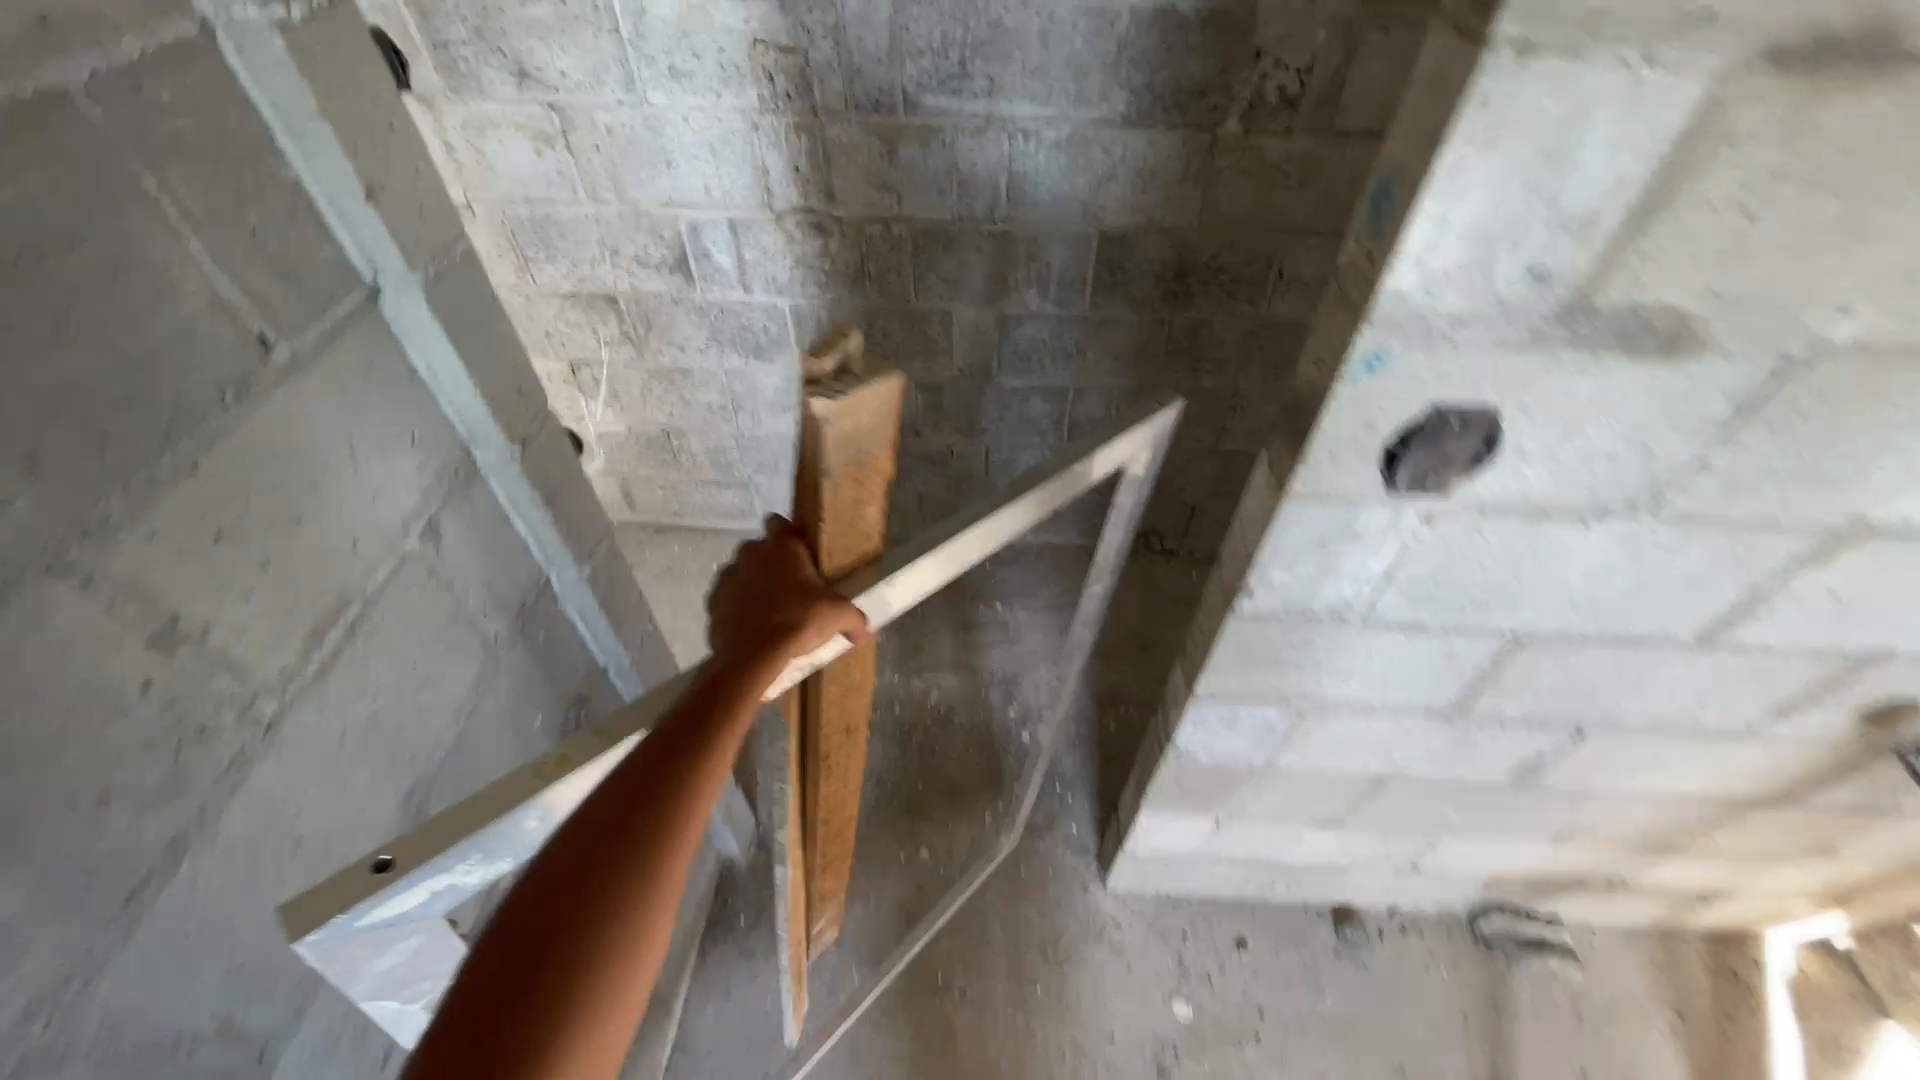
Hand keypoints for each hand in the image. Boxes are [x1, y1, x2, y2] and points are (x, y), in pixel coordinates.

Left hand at [707, 515, 868, 666]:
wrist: (754, 655)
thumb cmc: (799, 620)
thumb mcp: (838, 616)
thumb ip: (854, 618)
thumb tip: (865, 630)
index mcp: (782, 546)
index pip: (780, 522)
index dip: (789, 535)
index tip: (800, 554)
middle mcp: (751, 553)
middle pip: (761, 549)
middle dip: (773, 563)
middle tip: (792, 588)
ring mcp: (728, 576)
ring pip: (743, 573)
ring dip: (754, 584)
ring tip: (771, 610)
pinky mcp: (713, 602)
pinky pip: (729, 598)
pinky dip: (738, 607)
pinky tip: (753, 626)